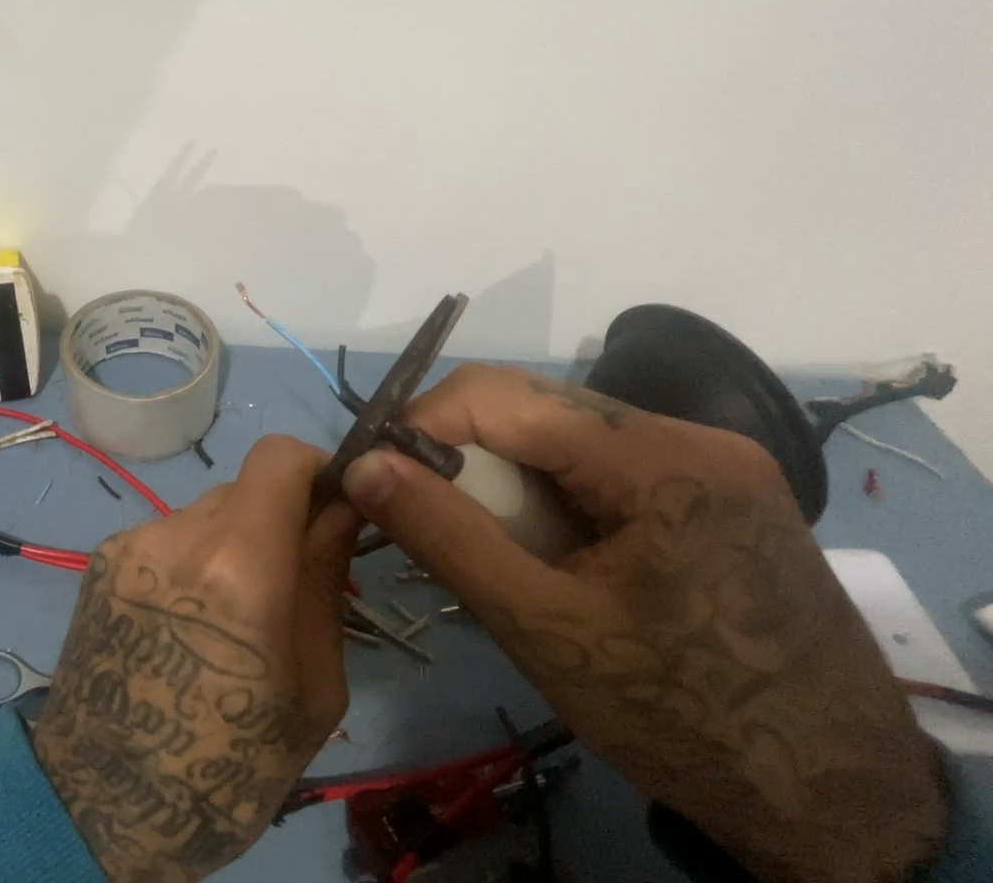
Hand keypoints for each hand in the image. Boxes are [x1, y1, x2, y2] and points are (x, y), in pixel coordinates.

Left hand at [31, 435, 356, 882]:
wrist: (102, 798)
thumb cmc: (231, 764)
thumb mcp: (313, 686)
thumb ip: (322, 579)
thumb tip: (341, 507)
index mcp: (236, 566)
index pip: (279, 456)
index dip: (316, 469)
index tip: (334, 508)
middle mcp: (174, 534)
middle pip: (245, 487)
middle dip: (278, 519)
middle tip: (289, 583)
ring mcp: (129, 544)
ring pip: (204, 513)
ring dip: (232, 542)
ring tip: (228, 618)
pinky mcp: (100, 561)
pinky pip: (167, 538)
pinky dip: (191, 561)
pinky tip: (185, 623)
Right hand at [342, 364, 945, 882]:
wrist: (835, 799)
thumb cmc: (680, 718)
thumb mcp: (541, 627)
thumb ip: (444, 535)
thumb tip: (358, 465)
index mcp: (660, 460)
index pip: (497, 394)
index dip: (417, 425)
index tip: (373, 483)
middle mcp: (691, 438)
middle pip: (529, 408)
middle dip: (459, 456)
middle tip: (424, 524)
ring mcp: (710, 463)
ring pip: (557, 435)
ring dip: (500, 479)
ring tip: (490, 550)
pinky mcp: (711, 493)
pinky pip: (595, 464)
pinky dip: (544, 496)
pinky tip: (544, 553)